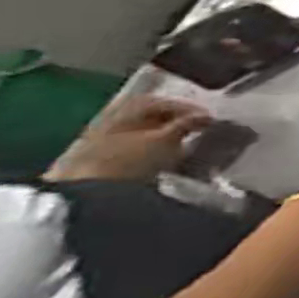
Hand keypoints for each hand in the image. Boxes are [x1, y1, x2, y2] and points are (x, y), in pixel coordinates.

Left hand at [44, 96, 211, 181]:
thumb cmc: (131, 161)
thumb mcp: (166, 140)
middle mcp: (108, 122)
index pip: (159, 102)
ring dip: (164, 137)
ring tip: (185, 145)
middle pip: (148, 117)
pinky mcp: (97, 164)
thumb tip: (207, 116)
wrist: (89, 195)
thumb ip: (187, 124)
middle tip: (199, 129)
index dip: (187, 107)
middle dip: (175, 121)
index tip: (209, 117)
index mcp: (122, 111)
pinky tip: (164, 159)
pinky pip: (133, 150)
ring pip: (140, 133)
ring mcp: (99, 144)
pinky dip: (152, 150)